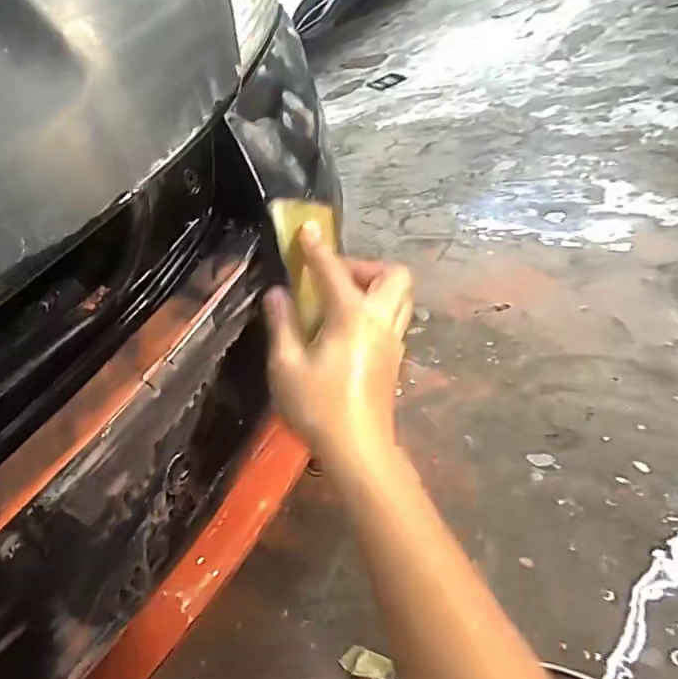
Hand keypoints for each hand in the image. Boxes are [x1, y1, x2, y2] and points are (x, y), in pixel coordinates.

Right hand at [263, 223, 412, 464]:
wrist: (357, 449)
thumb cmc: (317, 406)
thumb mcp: (286, 365)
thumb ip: (282, 323)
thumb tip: (278, 294)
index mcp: (351, 316)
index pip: (333, 270)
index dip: (317, 248)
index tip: (306, 229)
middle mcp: (379, 321)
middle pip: (391, 274)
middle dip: (363, 266)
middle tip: (331, 279)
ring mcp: (393, 341)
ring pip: (399, 296)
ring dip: (374, 286)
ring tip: (339, 301)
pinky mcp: (394, 359)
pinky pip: (393, 318)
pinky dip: (374, 309)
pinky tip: (346, 330)